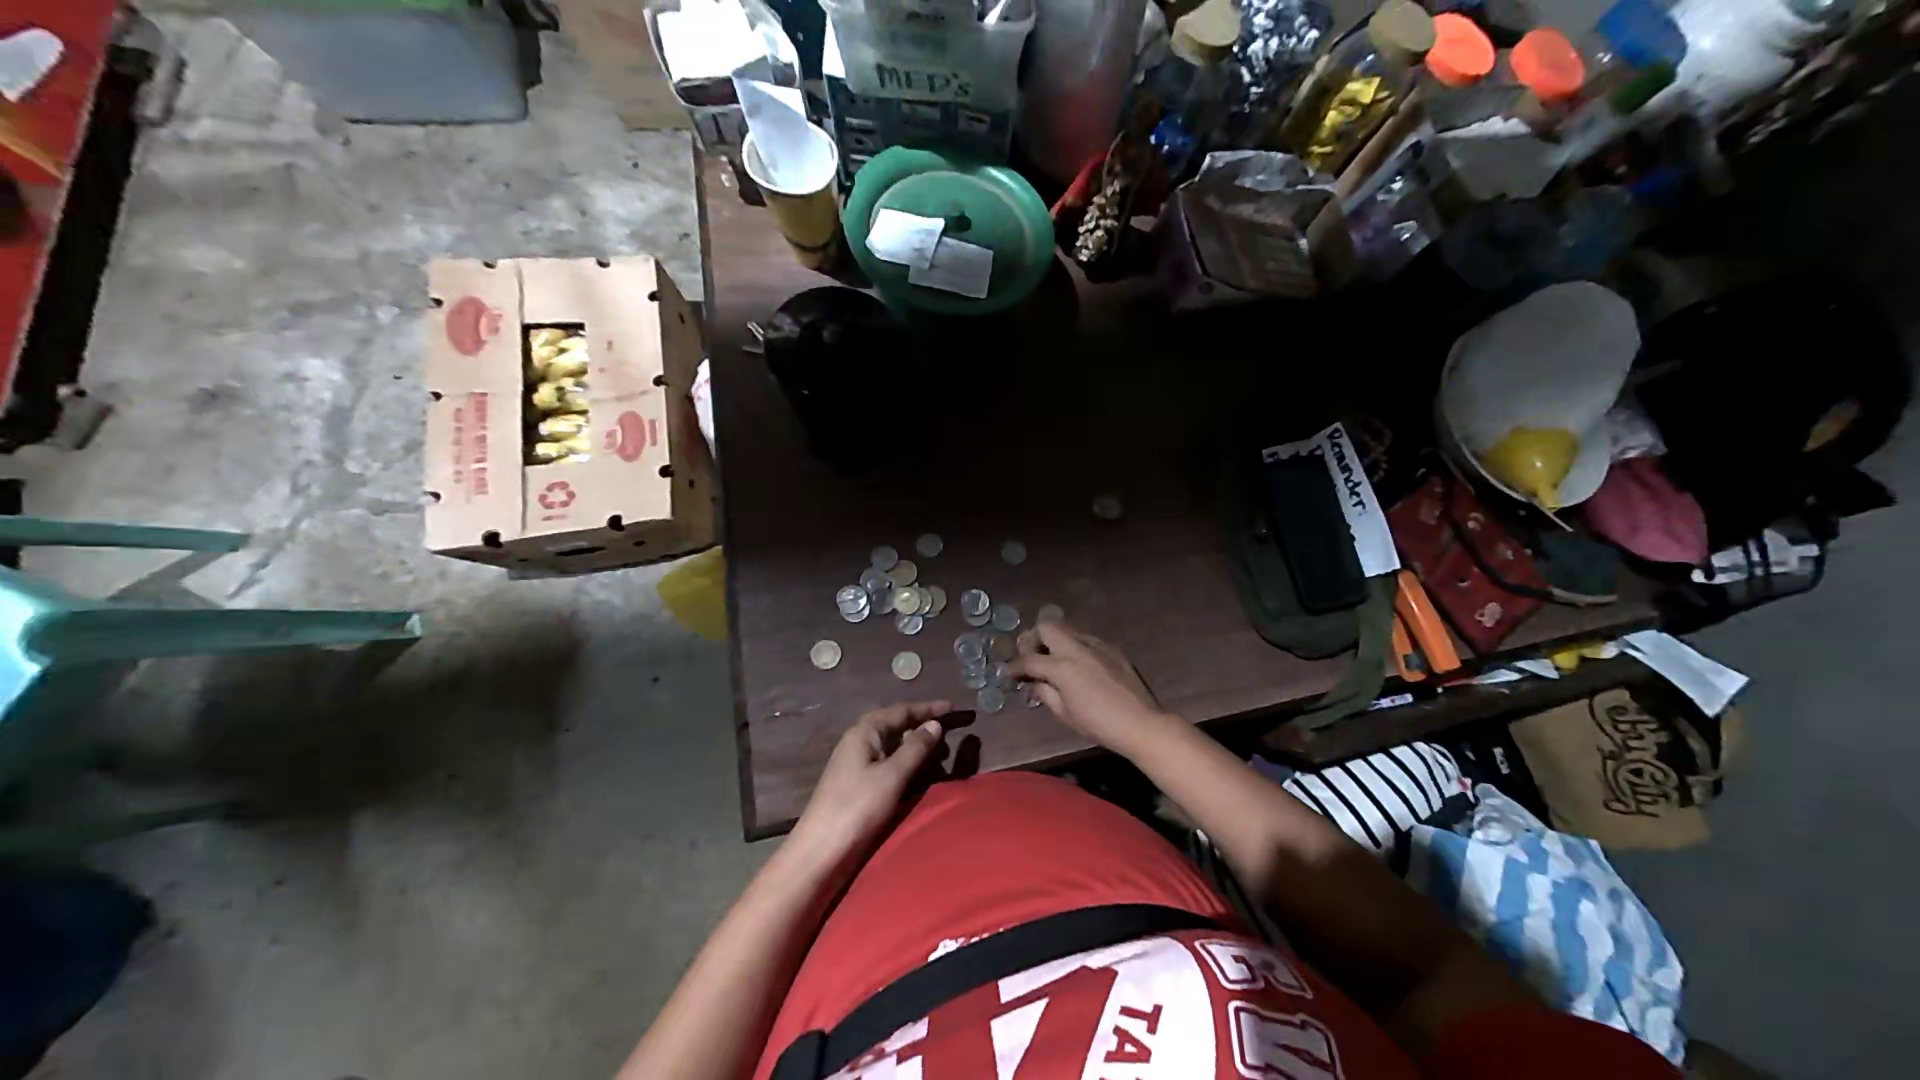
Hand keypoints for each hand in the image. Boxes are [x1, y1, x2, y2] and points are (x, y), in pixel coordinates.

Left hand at [791, 701, 950, 865]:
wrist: (821, 850)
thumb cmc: (858, 806)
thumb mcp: (892, 775)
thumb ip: (915, 748)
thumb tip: (935, 724)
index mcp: (864, 732)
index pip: (900, 711)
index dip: (926, 709)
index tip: (951, 707)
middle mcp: (859, 742)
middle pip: (895, 727)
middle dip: (921, 729)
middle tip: (948, 738)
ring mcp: (857, 764)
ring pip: (892, 748)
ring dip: (915, 750)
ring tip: (939, 759)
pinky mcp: (858, 785)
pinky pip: (888, 766)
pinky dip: (906, 766)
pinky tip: (918, 776)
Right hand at [1011, 622, 1169, 754]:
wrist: (1140, 723)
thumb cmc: (1098, 724)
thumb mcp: (1064, 713)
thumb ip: (1045, 692)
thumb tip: (1035, 683)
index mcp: (1062, 666)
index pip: (1029, 660)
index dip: (1015, 666)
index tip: (1009, 672)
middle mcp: (1077, 648)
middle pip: (1046, 627)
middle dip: (1032, 638)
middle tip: (1029, 656)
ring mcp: (1096, 645)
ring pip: (1067, 629)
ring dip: (1054, 640)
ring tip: (1052, 659)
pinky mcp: (1111, 648)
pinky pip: (1085, 639)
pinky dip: (1073, 646)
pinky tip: (1077, 665)